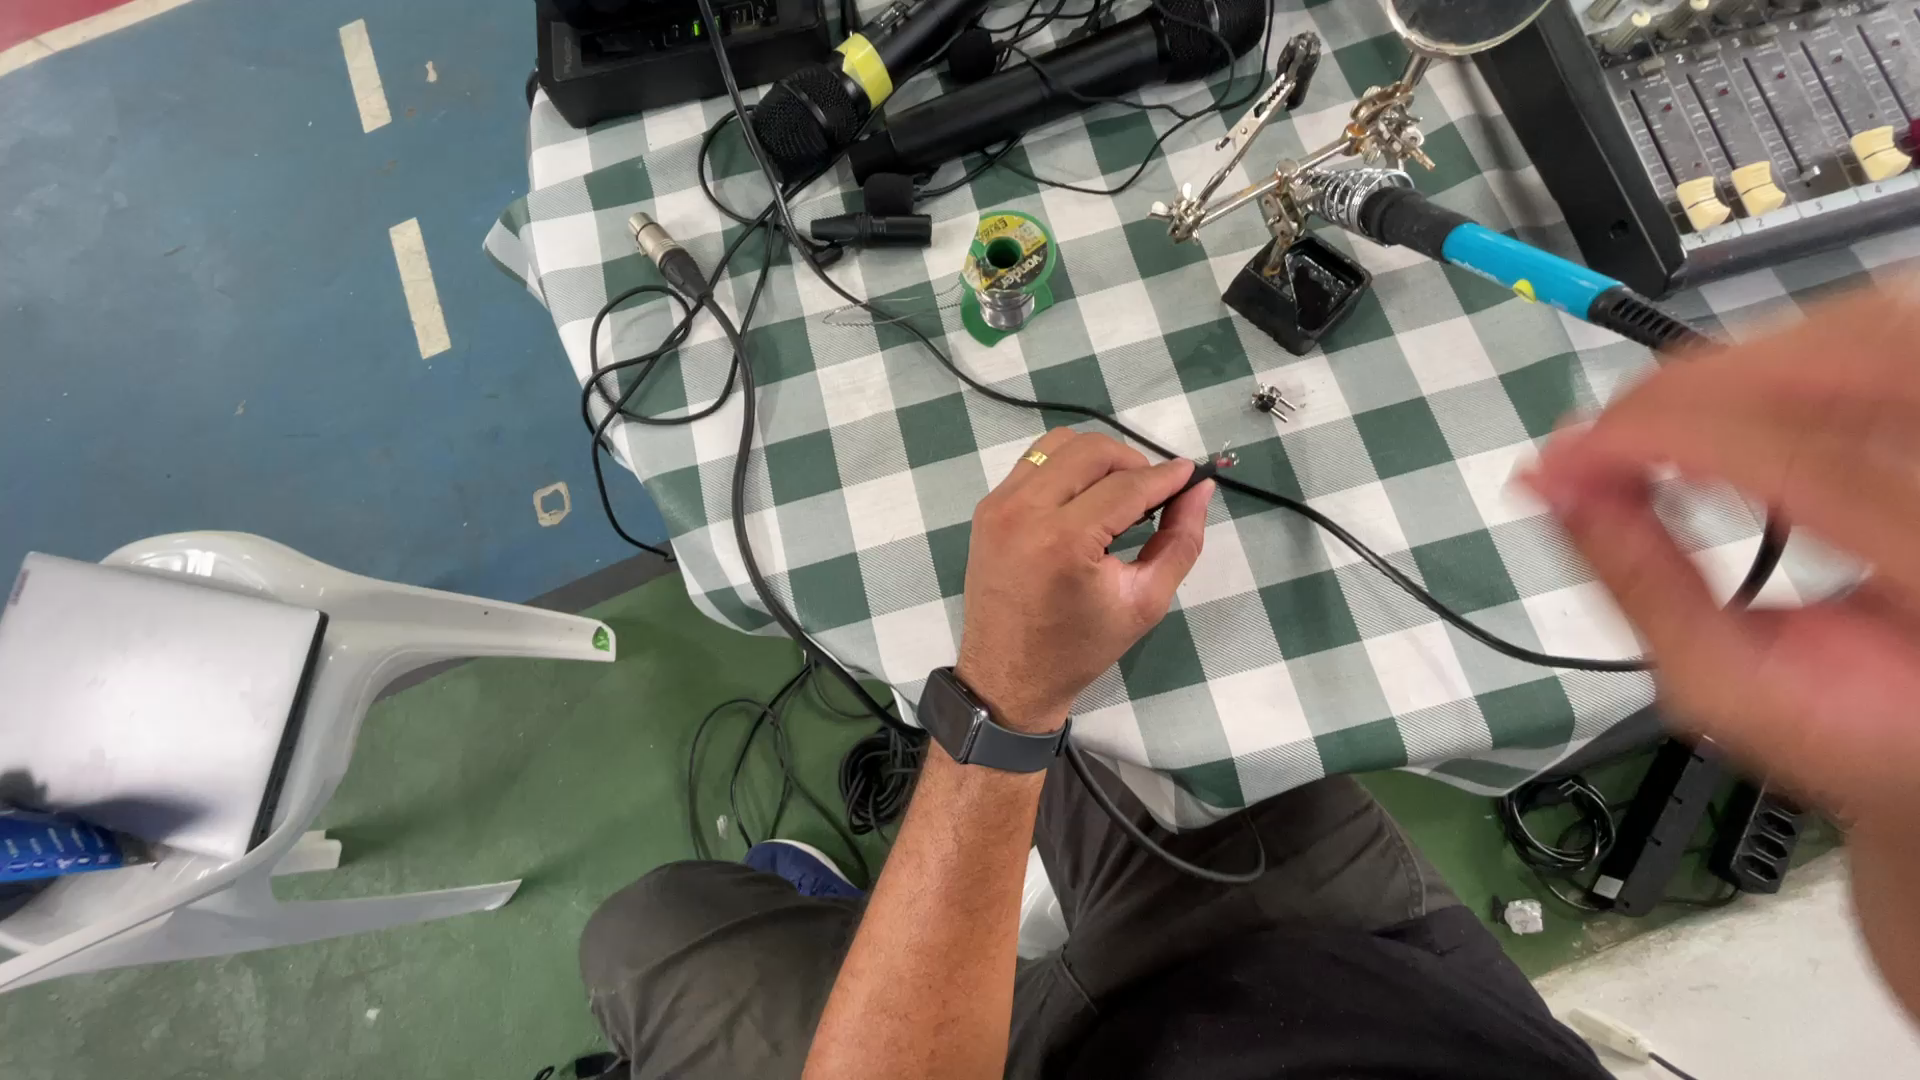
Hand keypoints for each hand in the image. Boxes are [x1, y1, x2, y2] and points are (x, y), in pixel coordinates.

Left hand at [955, 429, 1211, 732]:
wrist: (1008, 677)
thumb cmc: (1079, 648)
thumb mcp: (1144, 601)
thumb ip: (1180, 542)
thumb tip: (1200, 489)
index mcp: (1064, 540)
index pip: (1127, 486)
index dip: (1166, 477)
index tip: (1191, 474)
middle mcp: (1025, 511)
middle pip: (1091, 451)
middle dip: (1133, 462)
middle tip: (1153, 492)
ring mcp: (999, 506)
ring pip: (1058, 445)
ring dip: (1096, 459)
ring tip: (1117, 493)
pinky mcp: (986, 509)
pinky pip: (1033, 464)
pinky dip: (1064, 470)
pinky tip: (1081, 501)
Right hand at [1520, 284, 1919, 1011]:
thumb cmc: (1860, 770)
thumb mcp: (1723, 697)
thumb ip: (1634, 573)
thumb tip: (1550, 483)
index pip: (1772, 438)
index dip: (1640, 424)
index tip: (1550, 450)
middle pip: (1864, 346)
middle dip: (1700, 370)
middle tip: (1602, 423)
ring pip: (1893, 331)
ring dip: (1758, 353)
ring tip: (1664, 409)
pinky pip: (1899, 365)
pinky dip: (1813, 360)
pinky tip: (1747, 405)